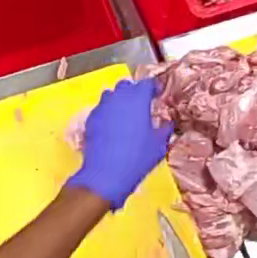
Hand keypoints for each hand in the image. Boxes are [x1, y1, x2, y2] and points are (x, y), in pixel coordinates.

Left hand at [67, 78, 173, 209]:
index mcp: (138, 98)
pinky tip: (113, 127)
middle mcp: (118, 97)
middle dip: (134, 91)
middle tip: (142, 104)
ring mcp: (101, 108)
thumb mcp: (159, 145)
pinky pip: (101, 109)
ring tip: (126, 114)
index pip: (147, 83)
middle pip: (126, 85)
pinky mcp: (90, 120)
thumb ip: (164, 129)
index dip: (154, 87)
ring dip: (119, 100)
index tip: (158, 94)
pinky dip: (108, 113)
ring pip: (111, 95)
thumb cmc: (137, 158)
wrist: (106, 174)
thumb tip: (167, 124)